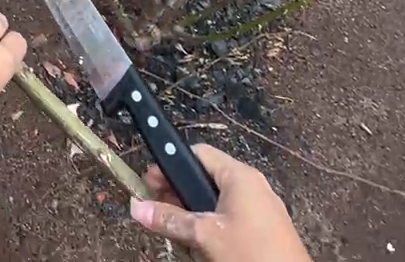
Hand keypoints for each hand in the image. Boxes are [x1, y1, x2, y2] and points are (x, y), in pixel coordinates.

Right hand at [130, 145, 312, 261]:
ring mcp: (262, 210)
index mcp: (239, 176)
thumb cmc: (253, 256)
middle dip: (180, 195)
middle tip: (159, 210)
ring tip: (180, 235)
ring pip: (217, 202)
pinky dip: (213, 228)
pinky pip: (231, 219)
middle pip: (205, 178)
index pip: (197, 153)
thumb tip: (136, 208)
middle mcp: (252, 186)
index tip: (151, 183)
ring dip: (195, 216)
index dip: (171, 165)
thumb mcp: (206, 236)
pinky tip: (203, 248)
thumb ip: (170, 220)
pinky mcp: (267, 232)